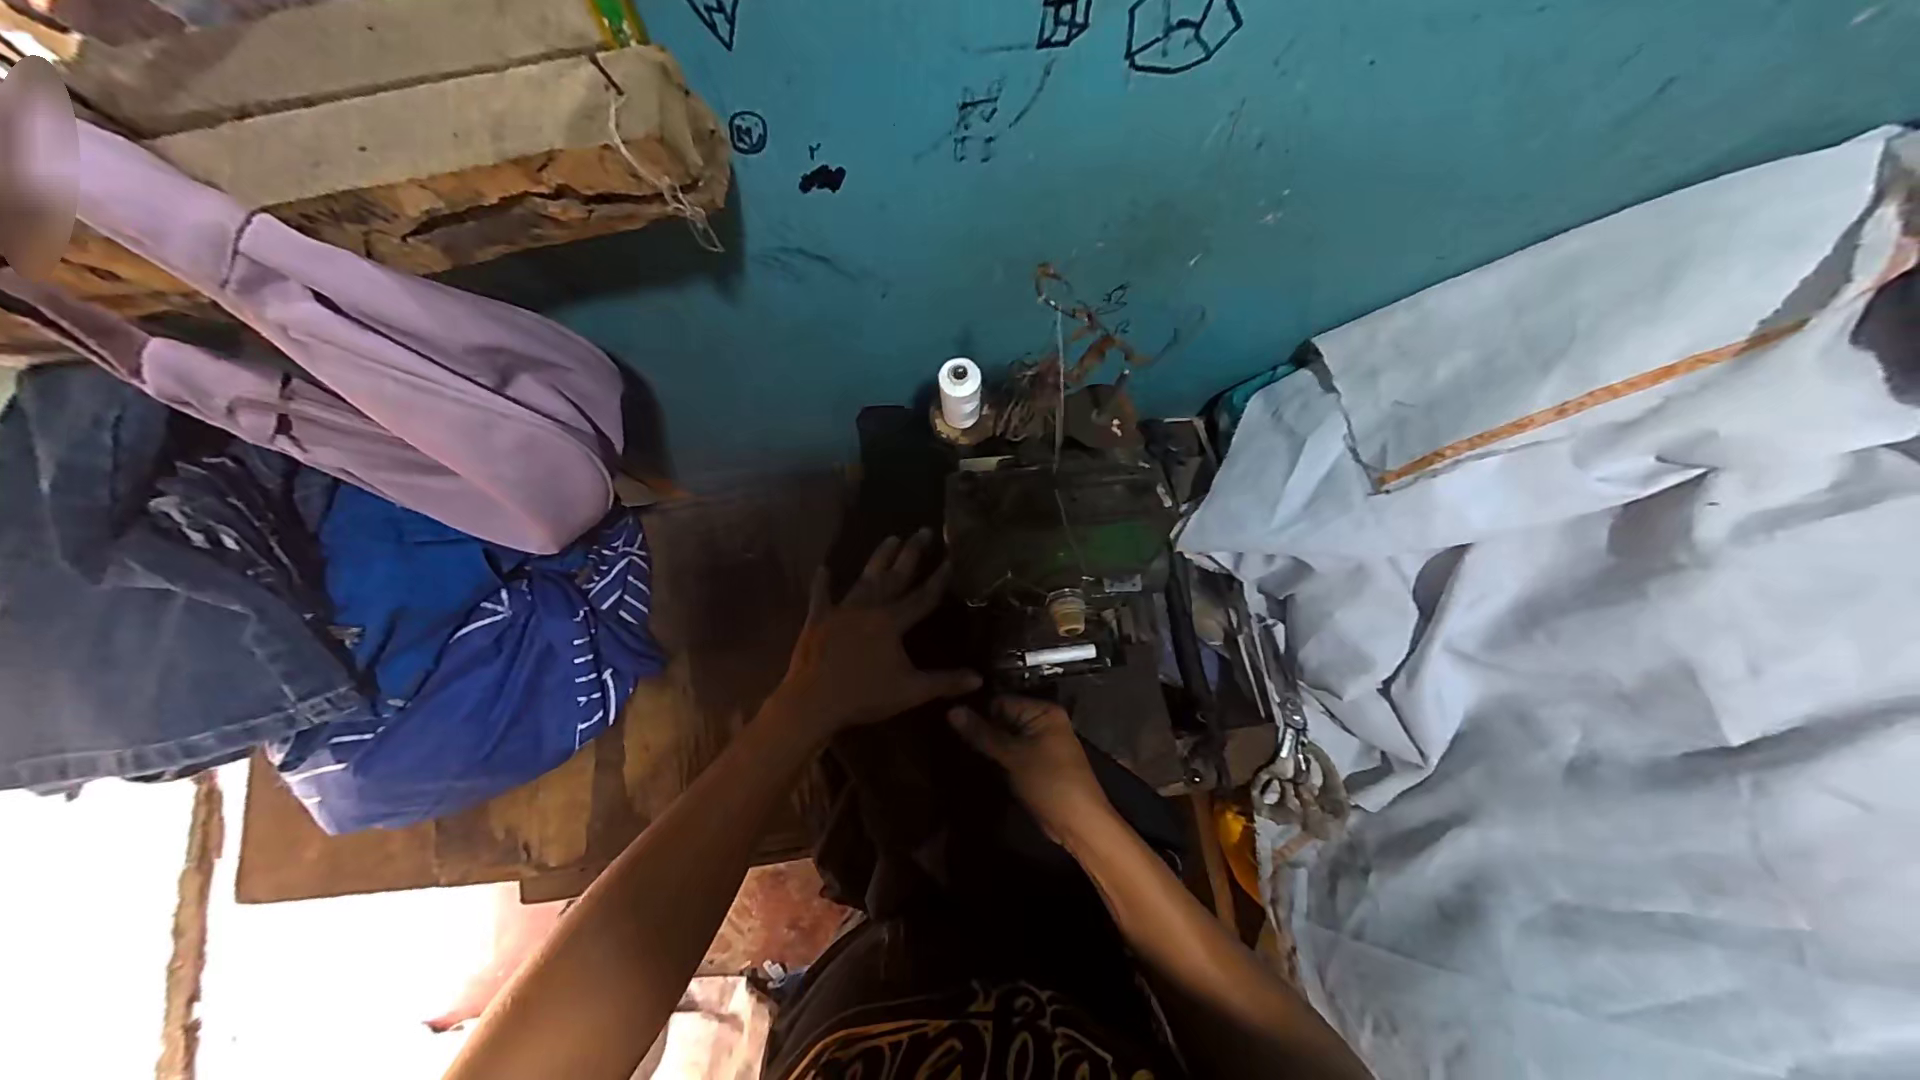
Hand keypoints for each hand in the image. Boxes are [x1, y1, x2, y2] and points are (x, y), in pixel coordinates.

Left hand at [769, 529, 981, 737]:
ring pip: (864, 579)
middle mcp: (869, 608)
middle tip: (923, 531)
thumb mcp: (911, 691)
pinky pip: (820, 596)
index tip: (951, 558)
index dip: (939, 579)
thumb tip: (979, 679)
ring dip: (878, 558)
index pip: (922, 596)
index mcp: (892, 622)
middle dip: (911, 554)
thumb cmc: (865, 696)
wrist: (814, 702)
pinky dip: (822, 583)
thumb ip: (945, 682)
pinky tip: (823, 568)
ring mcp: (841, 611)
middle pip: (895, 577)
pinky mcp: (817, 620)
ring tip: (891, 538)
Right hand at [948, 695, 1112, 842]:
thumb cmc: (1050, 783)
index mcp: (1043, 711)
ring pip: (1002, 736)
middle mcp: (1041, 721)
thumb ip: (982, 733)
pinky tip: (967, 756)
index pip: (1000, 700)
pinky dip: (992, 755)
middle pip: (1001, 717)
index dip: (975, 708)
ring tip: (949, 742)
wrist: (1078, 824)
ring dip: (982, 742)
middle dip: (977, 726)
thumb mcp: (1013, 755)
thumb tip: (951, 710)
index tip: (945, 715)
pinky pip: (1007, 751)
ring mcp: (1037, 743)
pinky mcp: (1032, 762)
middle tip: (944, 730)